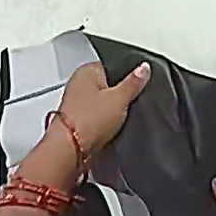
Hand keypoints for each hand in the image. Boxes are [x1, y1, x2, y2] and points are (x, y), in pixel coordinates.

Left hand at [20, 61, 151, 190]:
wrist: (70, 150)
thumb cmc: (87, 120)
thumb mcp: (120, 98)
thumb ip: (134, 82)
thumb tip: (144, 68)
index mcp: (86, 71)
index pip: (111, 65)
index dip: (127, 74)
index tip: (138, 83)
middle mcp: (78, 85)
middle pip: (106, 85)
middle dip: (119, 94)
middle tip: (129, 102)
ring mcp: (76, 104)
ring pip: (102, 104)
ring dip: (111, 111)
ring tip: (118, 118)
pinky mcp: (78, 123)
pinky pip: (97, 119)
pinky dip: (105, 123)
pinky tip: (110, 129)